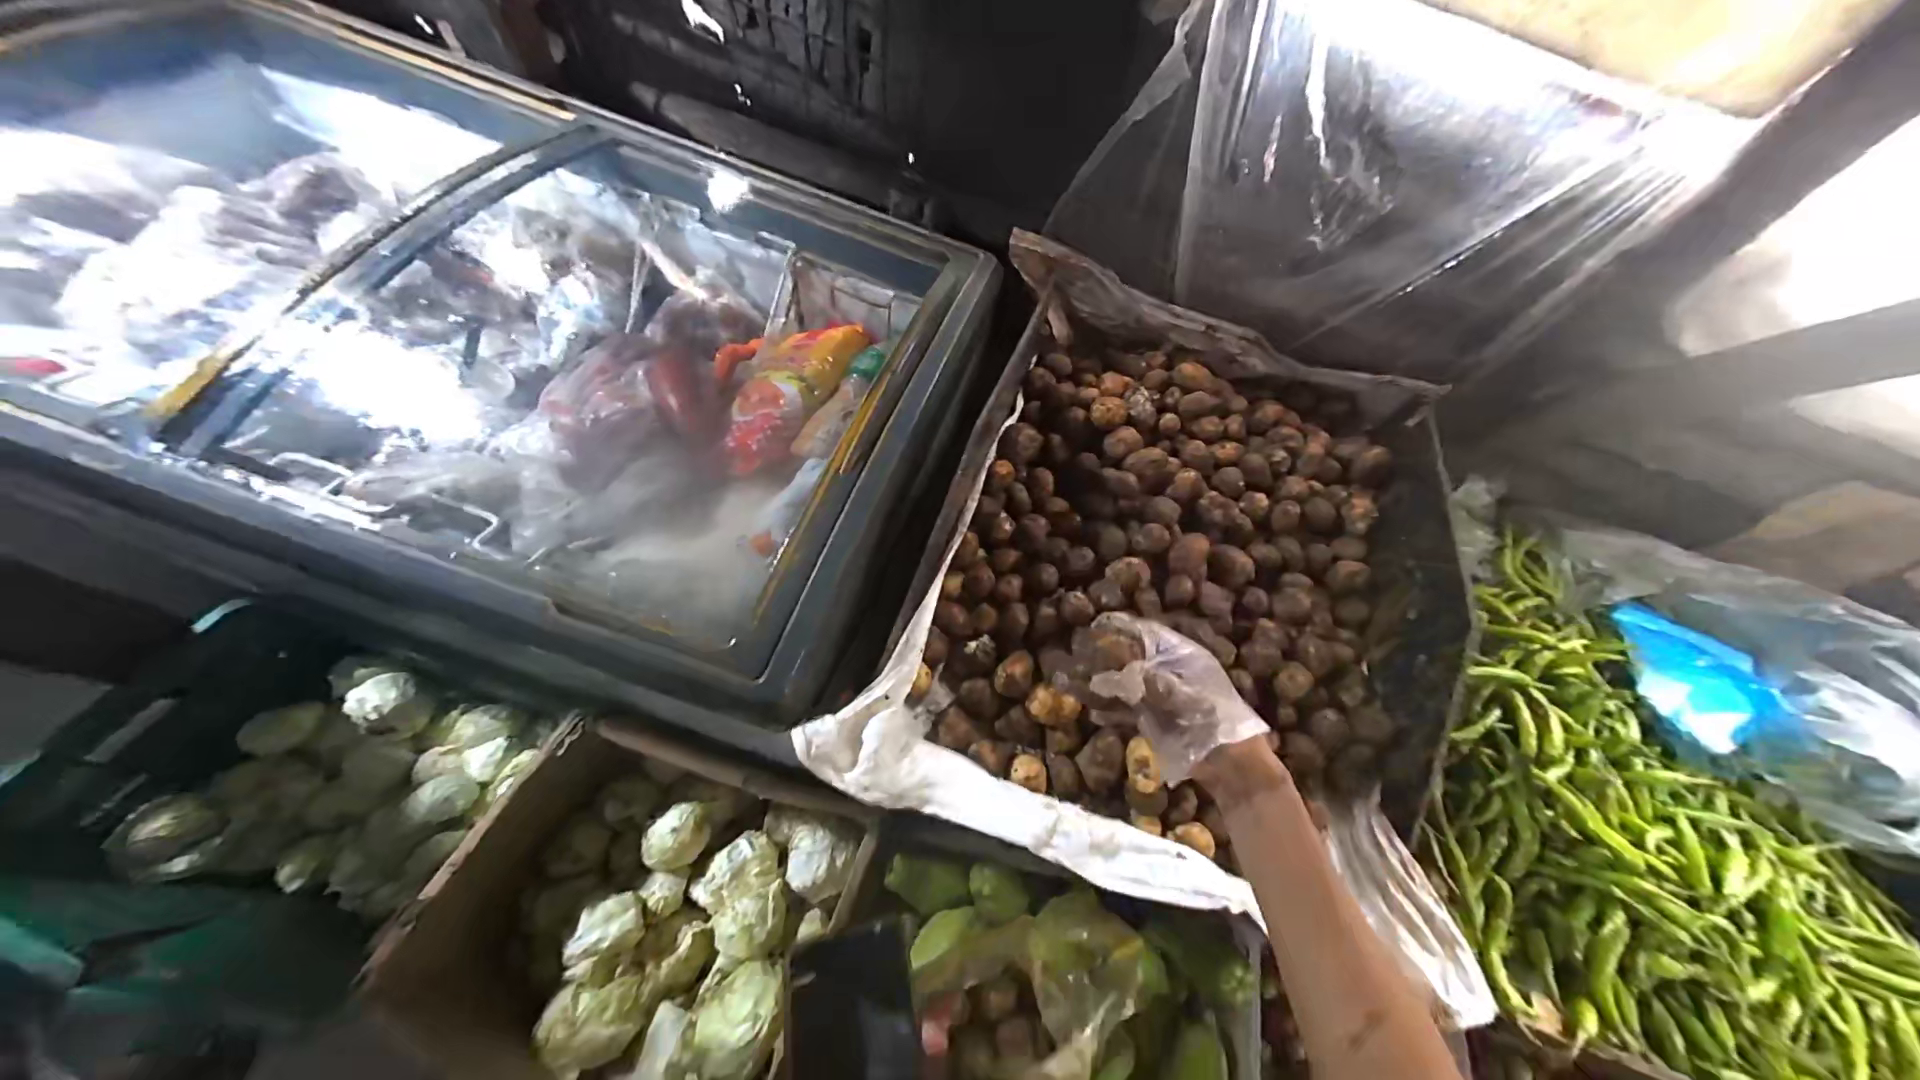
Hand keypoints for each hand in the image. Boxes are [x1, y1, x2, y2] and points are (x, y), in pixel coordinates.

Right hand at [1067, 612, 1272, 785]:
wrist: (1232, 767)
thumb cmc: (1218, 724)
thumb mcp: (1191, 700)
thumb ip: (1156, 685)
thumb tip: (1122, 675)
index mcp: (1182, 658)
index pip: (1147, 634)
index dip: (1122, 628)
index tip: (1096, 625)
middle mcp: (1166, 672)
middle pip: (1130, 657)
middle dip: (1104, 656)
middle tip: (1077, 654)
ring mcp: (1157, 695)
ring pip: (1123, 683)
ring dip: (1102, 684)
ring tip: (1075, 683)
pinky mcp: (1152, 719)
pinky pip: (1124, 710)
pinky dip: (1109, 711)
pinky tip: (1092, 713)